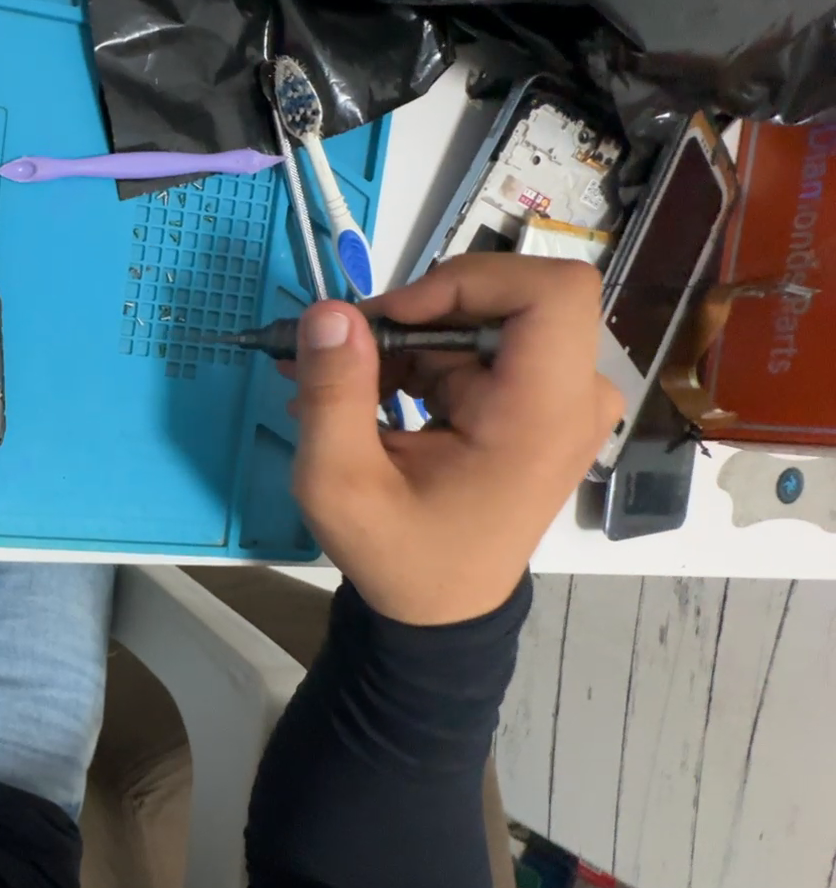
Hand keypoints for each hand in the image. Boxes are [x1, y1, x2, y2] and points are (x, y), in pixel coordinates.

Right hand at [285, 254, 623, 625]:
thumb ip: (331, 393)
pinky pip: (466, 356)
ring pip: (471, 328)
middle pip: (498, 305)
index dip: (461, 282)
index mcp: (539, 412)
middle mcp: (565, 395)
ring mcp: (549, 401)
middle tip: (328, 357)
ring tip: (322, 387)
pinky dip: (404, 366)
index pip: (547, 291)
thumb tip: (328, 310)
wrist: (436, 605)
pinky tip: (351, 399)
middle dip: (403, 321)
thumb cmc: (393, 551)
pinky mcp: (525, 408)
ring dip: (392, 347)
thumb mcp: (338, 480)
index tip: (381, 318)